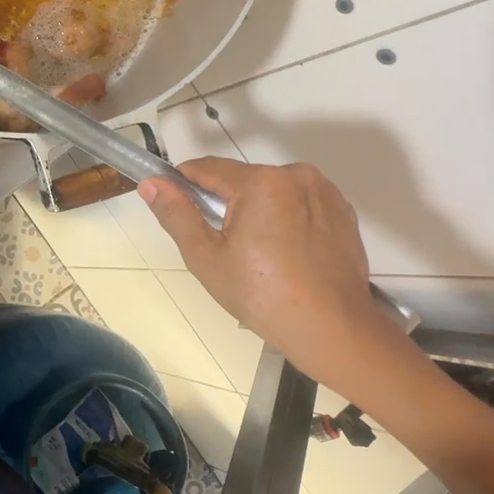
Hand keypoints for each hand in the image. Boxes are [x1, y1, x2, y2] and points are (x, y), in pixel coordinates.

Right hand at [140, 158, 401, 378]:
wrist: (330, 326)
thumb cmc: (260, 293)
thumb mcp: (204, 255)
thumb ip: (176, 214)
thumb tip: (151, 184)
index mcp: (262, 182)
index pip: (206, 168)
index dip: (182, 185)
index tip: (176, 210)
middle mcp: (297, 176)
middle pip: (241, 179)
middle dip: (224, 203)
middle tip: (220, 246)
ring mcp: (325, 193)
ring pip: (270, 191)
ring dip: (254, 210)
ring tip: (255, 253)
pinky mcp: (343, 212)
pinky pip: (298, 204)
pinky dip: (283, 219)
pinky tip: (282, 254)